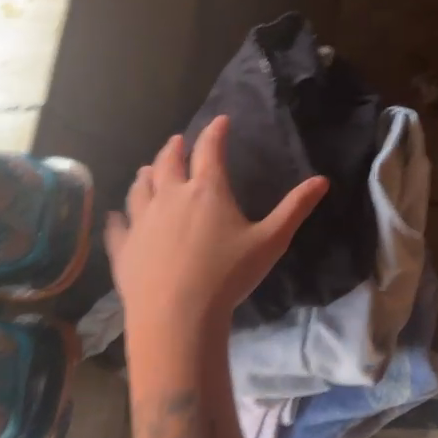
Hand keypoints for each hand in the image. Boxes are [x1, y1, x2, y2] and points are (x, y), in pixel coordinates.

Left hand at [105, 115, 328, 332]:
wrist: (177, 316)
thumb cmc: (228, 275)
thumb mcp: (271, 241)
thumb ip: (295, 208)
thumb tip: (323, 180)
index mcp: (207, 190)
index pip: (210, 150)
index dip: (216, 132)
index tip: (220, 121)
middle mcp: (170, 197)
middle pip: (168, 162)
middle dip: (175, 147)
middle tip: (179, 141)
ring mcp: (142, 221)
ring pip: (140, 188)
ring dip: (147, 175)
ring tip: (149, 170)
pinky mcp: (124, 247)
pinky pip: (117, 226)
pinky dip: (118, 217)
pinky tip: (115, 216)